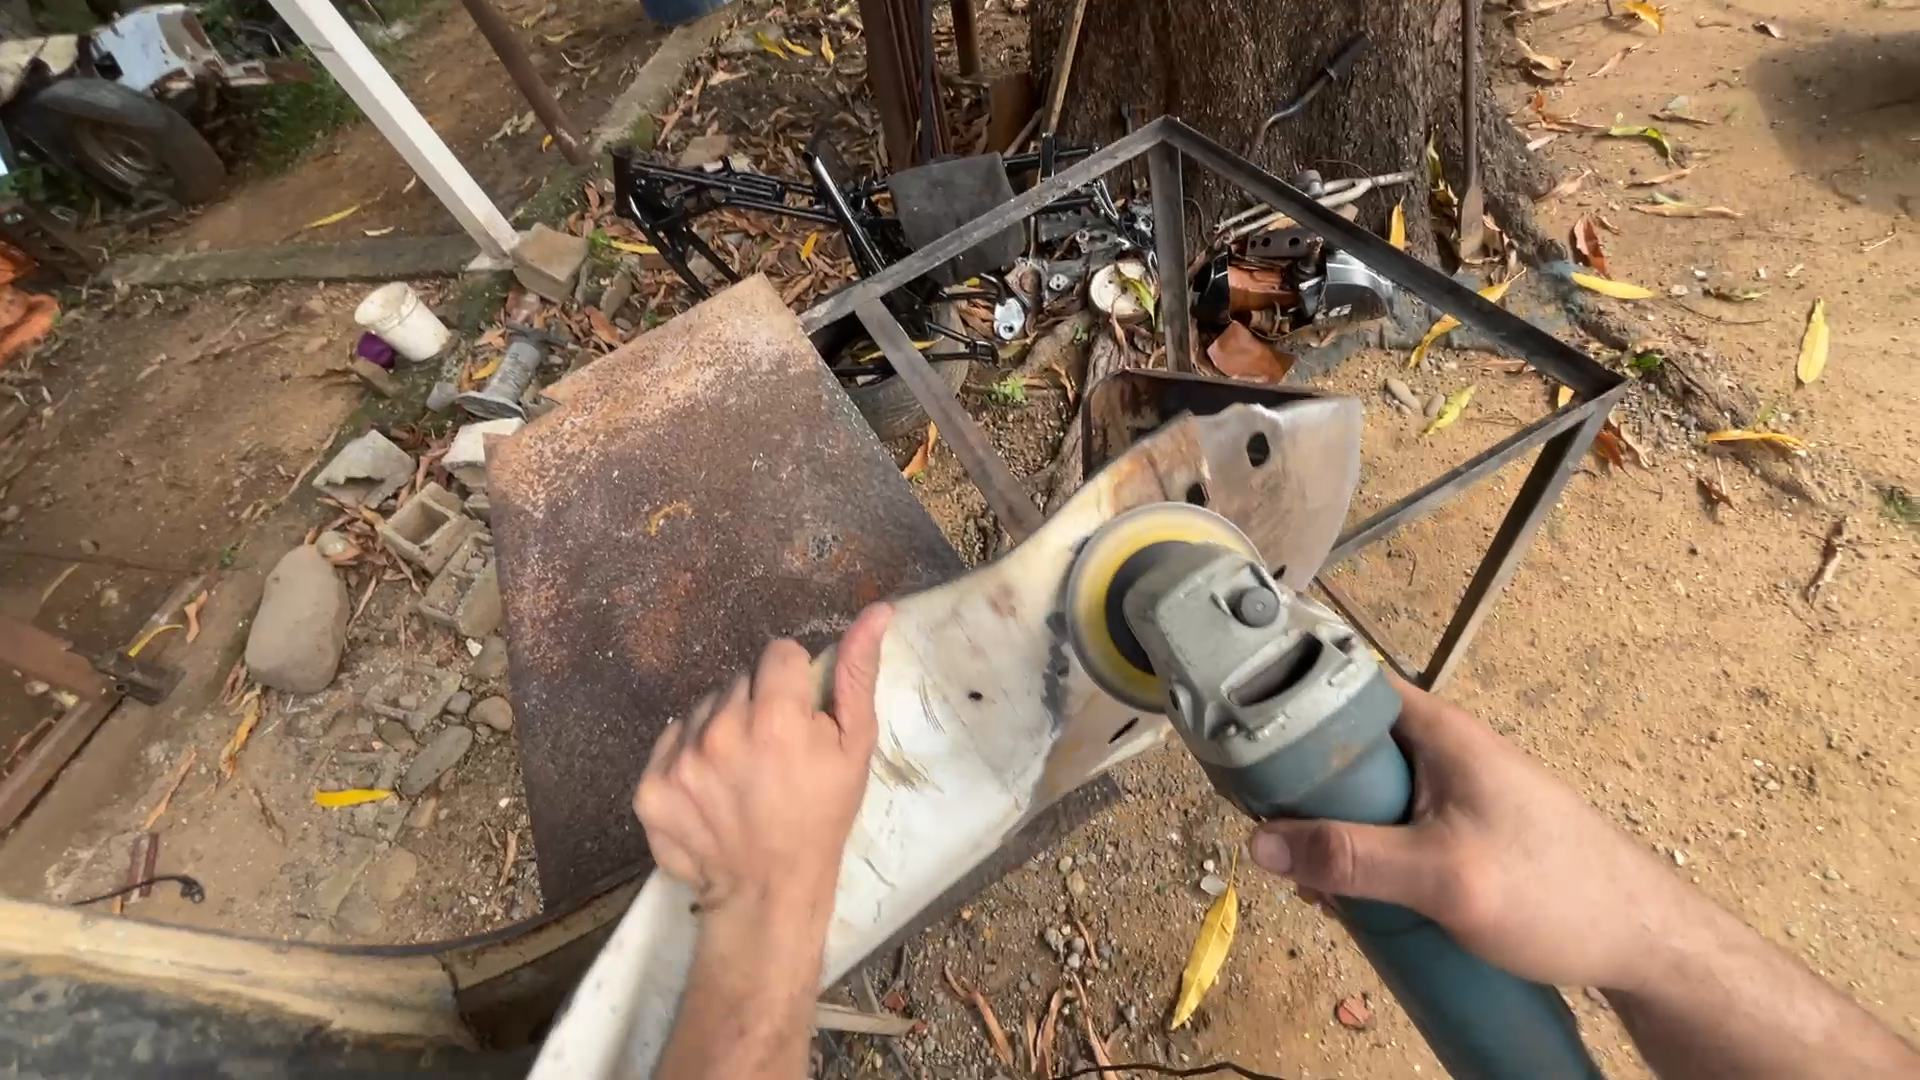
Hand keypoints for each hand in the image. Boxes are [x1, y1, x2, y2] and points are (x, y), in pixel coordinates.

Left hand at [634, 603, 892, 922]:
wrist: (768, 890)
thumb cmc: (823, 814)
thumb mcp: (855, 745)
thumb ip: (858, 672)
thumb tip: (877, 610)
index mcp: (776, 716)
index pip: (779, 652)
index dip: (795, 679)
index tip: (801, 714)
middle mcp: (721, 729)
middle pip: (741, 678)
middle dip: (760, 701)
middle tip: (775, 747)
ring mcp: (679, 759)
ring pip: (705, 706)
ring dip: (724, 725)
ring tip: (743, 767)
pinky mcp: (649, 786)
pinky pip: (671, 738)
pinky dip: (690, 752)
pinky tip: (712, 782)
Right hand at [1247, 675, 1699, 992]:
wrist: (1652, 950)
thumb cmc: (1556, 892)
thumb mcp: (1443, 876)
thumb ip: (1349, 858)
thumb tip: (1256, 845)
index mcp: (1429, 725)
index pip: (1338, 683)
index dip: (1282, 700)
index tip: (1238, 739)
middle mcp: (1430, 744)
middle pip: (1337, 743)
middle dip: (1298, 789)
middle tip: (1275, 834)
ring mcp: (1441, 784)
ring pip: (1356, 789)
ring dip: (1326, 828)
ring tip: (1314, 880)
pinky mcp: (1450, 822)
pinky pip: (1381, 820)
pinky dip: (1356, 848)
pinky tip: (1351, 893)